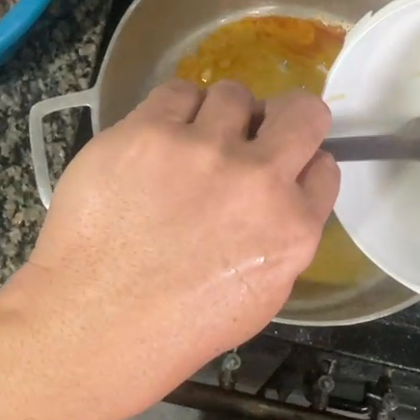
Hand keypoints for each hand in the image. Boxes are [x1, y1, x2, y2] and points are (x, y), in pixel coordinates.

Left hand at [18, 80, 337, 394]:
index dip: (303, 163)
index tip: (284, 166)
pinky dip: (175, 110)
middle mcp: (257, 178)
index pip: (324, 168)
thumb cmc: (176, 327)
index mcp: (292, 227)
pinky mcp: (147, 131)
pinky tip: (159, 137)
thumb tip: (280, 200)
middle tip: (257, 132)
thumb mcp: (260, 298)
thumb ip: (281, 239)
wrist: (95, 322)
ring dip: (222, 115)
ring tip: (193, 144)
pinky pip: (178, 91)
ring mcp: (201, 148)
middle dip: (285, 117)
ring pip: (234, 94)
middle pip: (300, 113)